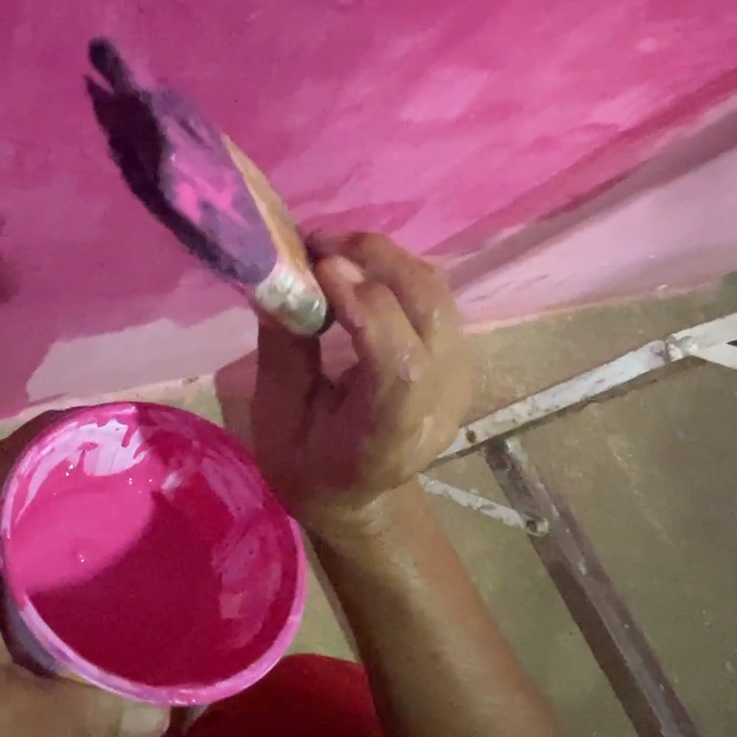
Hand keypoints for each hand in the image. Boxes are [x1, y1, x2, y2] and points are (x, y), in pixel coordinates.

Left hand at [0, 414, 170, 736]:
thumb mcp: (1, 723)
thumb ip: (78, 717)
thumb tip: (161, 712)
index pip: (10, 458)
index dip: (61, 430)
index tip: (118, 429)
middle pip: (23, 468)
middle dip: (80, 456)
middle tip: (144, 464)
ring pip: (21, 496)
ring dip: (69, 487)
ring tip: (133, 492)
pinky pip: (20, 527)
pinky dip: (58, 522)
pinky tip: (100, 545)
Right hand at [250, 232, 471, 541]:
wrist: (359, 494)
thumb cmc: (308, 466)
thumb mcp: (277, 421)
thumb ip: (284, 353)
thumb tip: (279, 283)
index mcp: (391, 437)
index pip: (401, 364)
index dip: (366, 307)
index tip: (317, 267)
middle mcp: (440, 402)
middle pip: (429, 309)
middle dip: (374, 259)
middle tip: (317, 242)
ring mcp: (459, 374)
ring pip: (435, 290)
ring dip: (383, 257)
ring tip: (330, 249)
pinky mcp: (457, 353)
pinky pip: (432, 294)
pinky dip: (392, 269)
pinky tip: (355, 267)